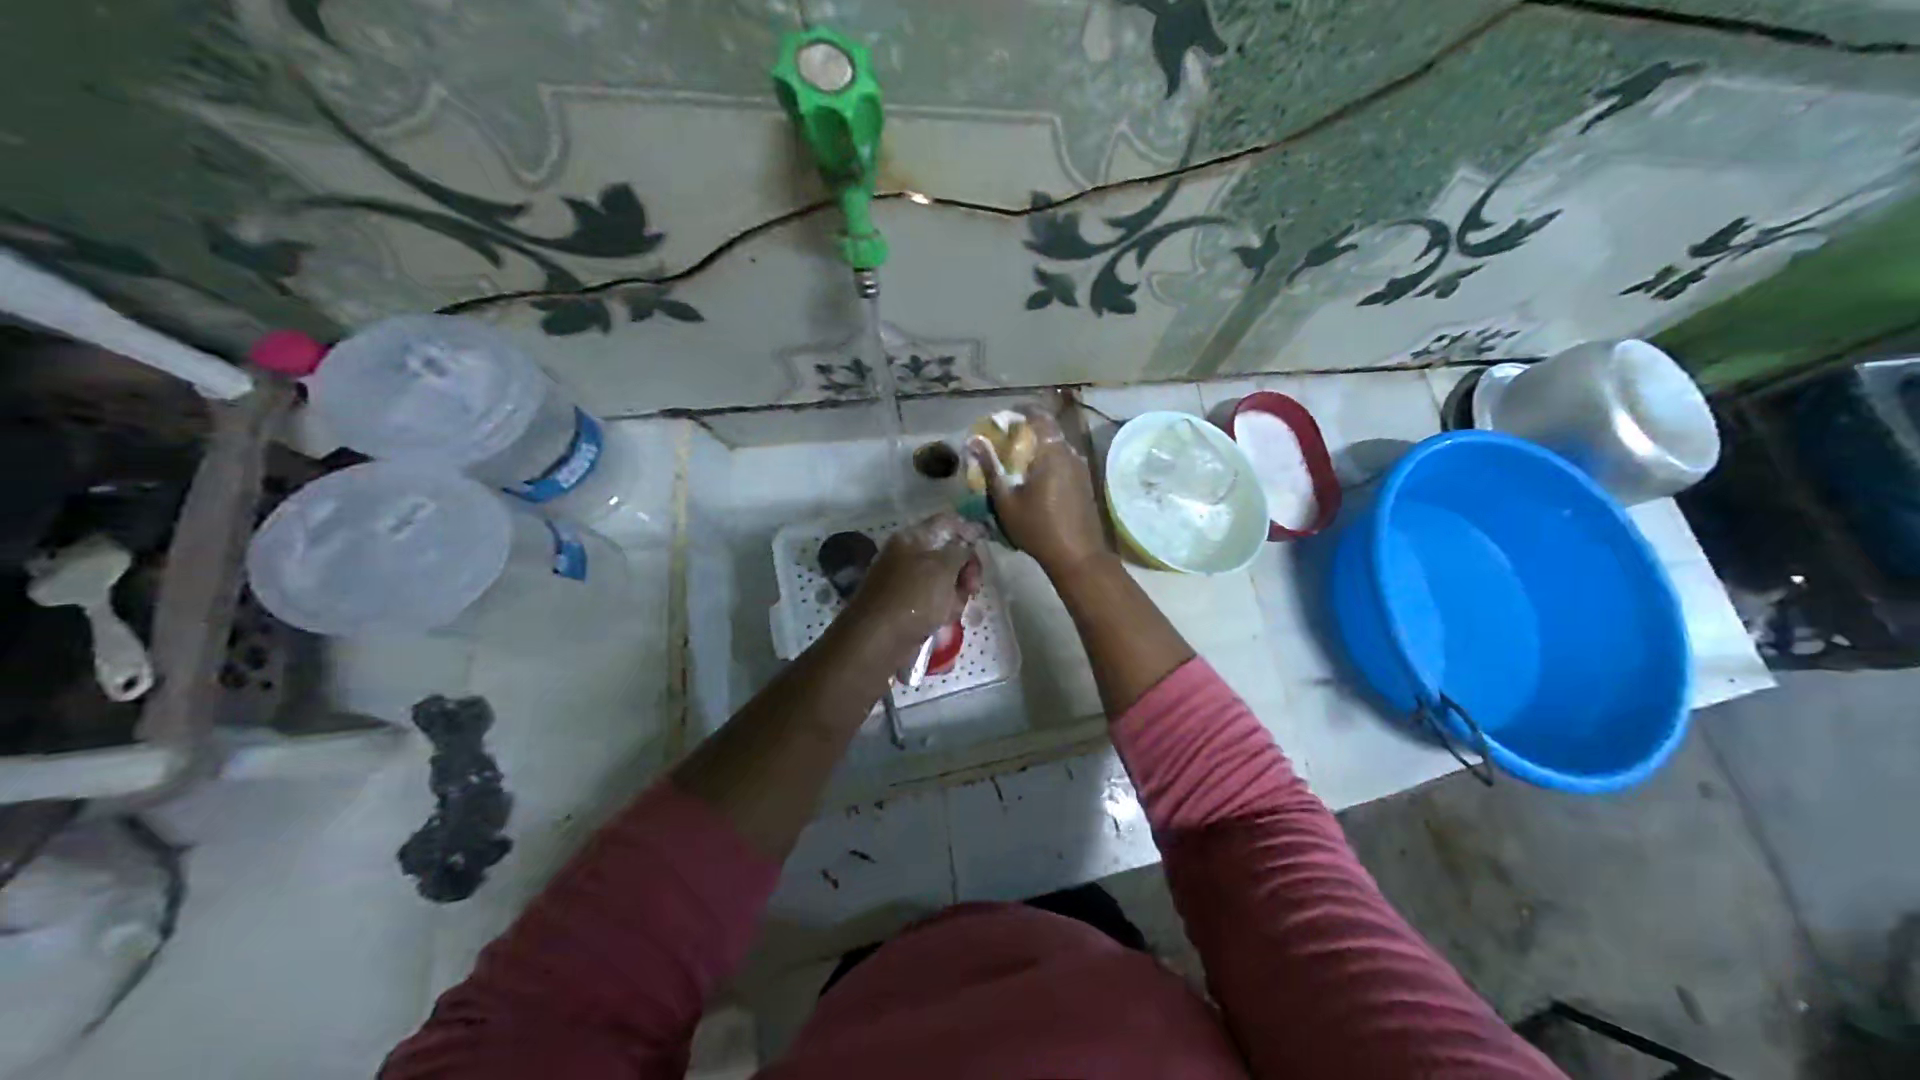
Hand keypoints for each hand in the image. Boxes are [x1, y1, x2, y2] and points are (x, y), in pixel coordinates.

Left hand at [845, 512, 984, 664]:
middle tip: (971, 586)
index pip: (946, 523)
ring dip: (956, 594)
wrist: (878, 640)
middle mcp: (907, 556)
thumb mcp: (943, 567)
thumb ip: (960, 550)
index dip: (968, 530)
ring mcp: (907, 582)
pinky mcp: (907, 606)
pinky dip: (943, 610)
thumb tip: (968, 540)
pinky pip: (935, 602)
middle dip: (965, 570)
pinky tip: (942, 620)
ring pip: (945, 581)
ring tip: (951, 609)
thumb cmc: (913, 597)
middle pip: (948, 554)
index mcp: (912, 538)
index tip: (985, 546)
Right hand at [969, 405, 1107, 577]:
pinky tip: (1034, 478)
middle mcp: (1070, 453)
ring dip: (1038, 447)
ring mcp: (1080, 467)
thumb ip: (991, 468)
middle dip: (1026, 431)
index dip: (1019, 412)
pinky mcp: (1084, 482)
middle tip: (1005, 441)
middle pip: (1048, 430)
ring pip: (1056, 446)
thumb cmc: (1038, 528)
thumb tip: (974, 441)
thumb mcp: (1006, 501)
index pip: (1038, 416)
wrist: (1078, 556)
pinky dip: (1048, 461)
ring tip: (1017, 460)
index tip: (1002, 419)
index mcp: (1051, 452)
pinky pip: (1063, 461)